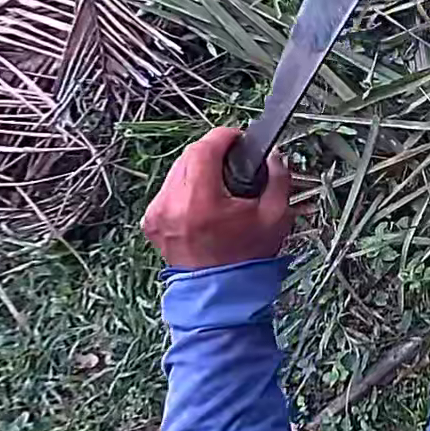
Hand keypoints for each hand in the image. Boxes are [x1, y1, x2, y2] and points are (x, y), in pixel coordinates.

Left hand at [142, 128, 292, 268]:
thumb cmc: (249, 256)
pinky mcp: (151, 222)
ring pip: (176, 171)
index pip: (203, 150)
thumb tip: (273, 156)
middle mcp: (171, 205)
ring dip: (199, 167)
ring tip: (221, 179)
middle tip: (235, 157)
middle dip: (212, 151)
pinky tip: (205, 198)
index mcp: (201, 202)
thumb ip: (278, 179)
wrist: (222, 293)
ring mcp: (157, 214)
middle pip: (188, 156)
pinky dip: (187, 186)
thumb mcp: (276, 216)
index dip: (223, 137)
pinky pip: (168, 190)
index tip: (239, 137)